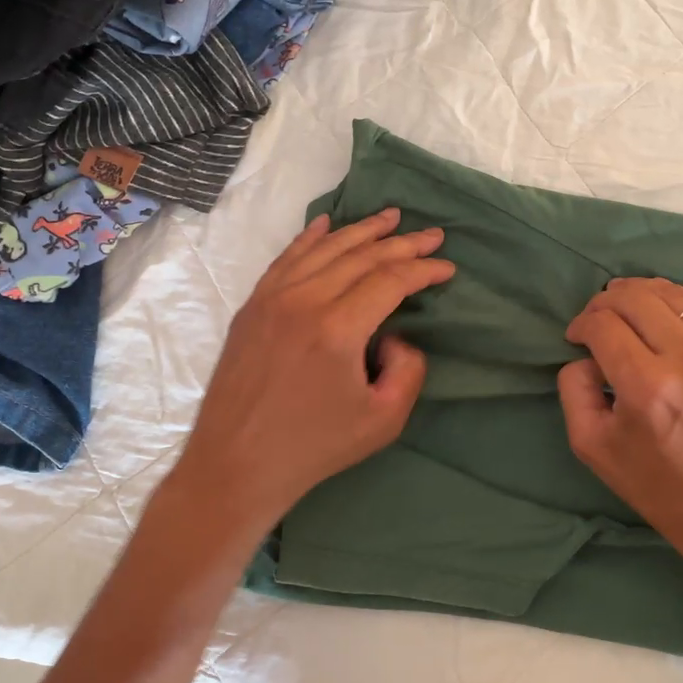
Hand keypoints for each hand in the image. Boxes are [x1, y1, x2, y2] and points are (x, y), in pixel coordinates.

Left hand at [163, 208, 454, 531]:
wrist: (235, 466)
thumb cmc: (313, 448)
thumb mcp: (383, 421)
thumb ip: (408, 370)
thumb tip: (395, 335)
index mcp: (337, 329)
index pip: (390, 280)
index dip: (424, 269)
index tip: (448, 267)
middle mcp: (303, 301)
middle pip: (362, 256)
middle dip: (403, 243)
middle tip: (434, 234)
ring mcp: (272, 299)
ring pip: (325, 249)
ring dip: (362, 230)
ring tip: (392, 217)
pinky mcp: (252, 306)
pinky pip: (287, 258)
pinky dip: (311, 237)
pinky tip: (327, 224)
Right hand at [558, 277, 682, 568]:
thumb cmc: (658, 485)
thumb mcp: (593, 447)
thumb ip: (574, 390)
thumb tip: (585, 354)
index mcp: (647, 388)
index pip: (604, 325)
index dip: (582, 324)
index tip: (576, 336)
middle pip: (636, 298)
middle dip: (606, 300)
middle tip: (596, 317)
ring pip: (673, 295)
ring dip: (641, 293)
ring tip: (627, 304)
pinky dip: (677, 308)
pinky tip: (665, 320)